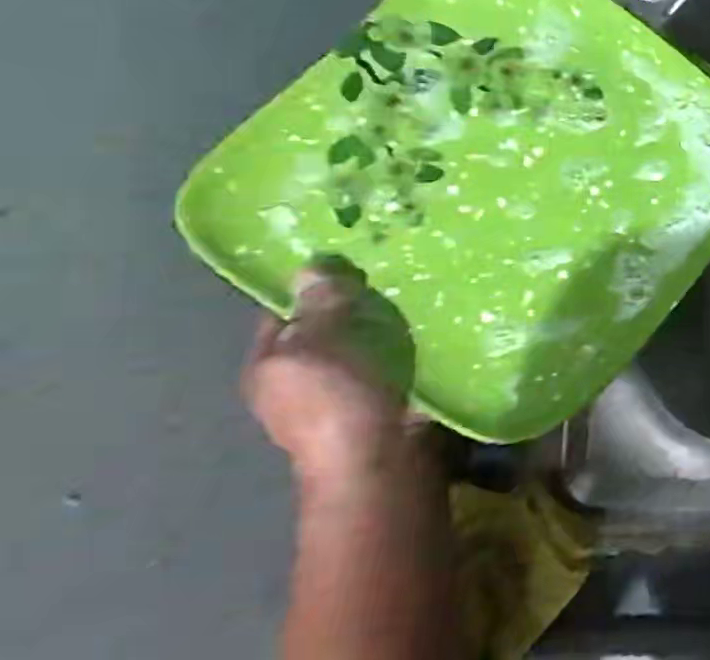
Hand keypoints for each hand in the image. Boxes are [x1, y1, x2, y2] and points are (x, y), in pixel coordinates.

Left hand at [243, 261, 411, 485]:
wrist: (380, 457)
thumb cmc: (333, 402)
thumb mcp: (314, 349)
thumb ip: (316, 309)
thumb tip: (310, 268)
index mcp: (272, 363)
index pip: (286, 310)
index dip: (313, 282)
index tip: (353, 252)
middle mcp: (306, 373)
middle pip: (333, 321)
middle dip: (360, 296)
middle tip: (396, 262)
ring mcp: (350, 383)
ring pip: (371, 335)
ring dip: (394, 315)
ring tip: (423, 282)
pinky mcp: (391, 388)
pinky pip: (401, 351)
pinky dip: (415, 335)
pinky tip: (436, 316)